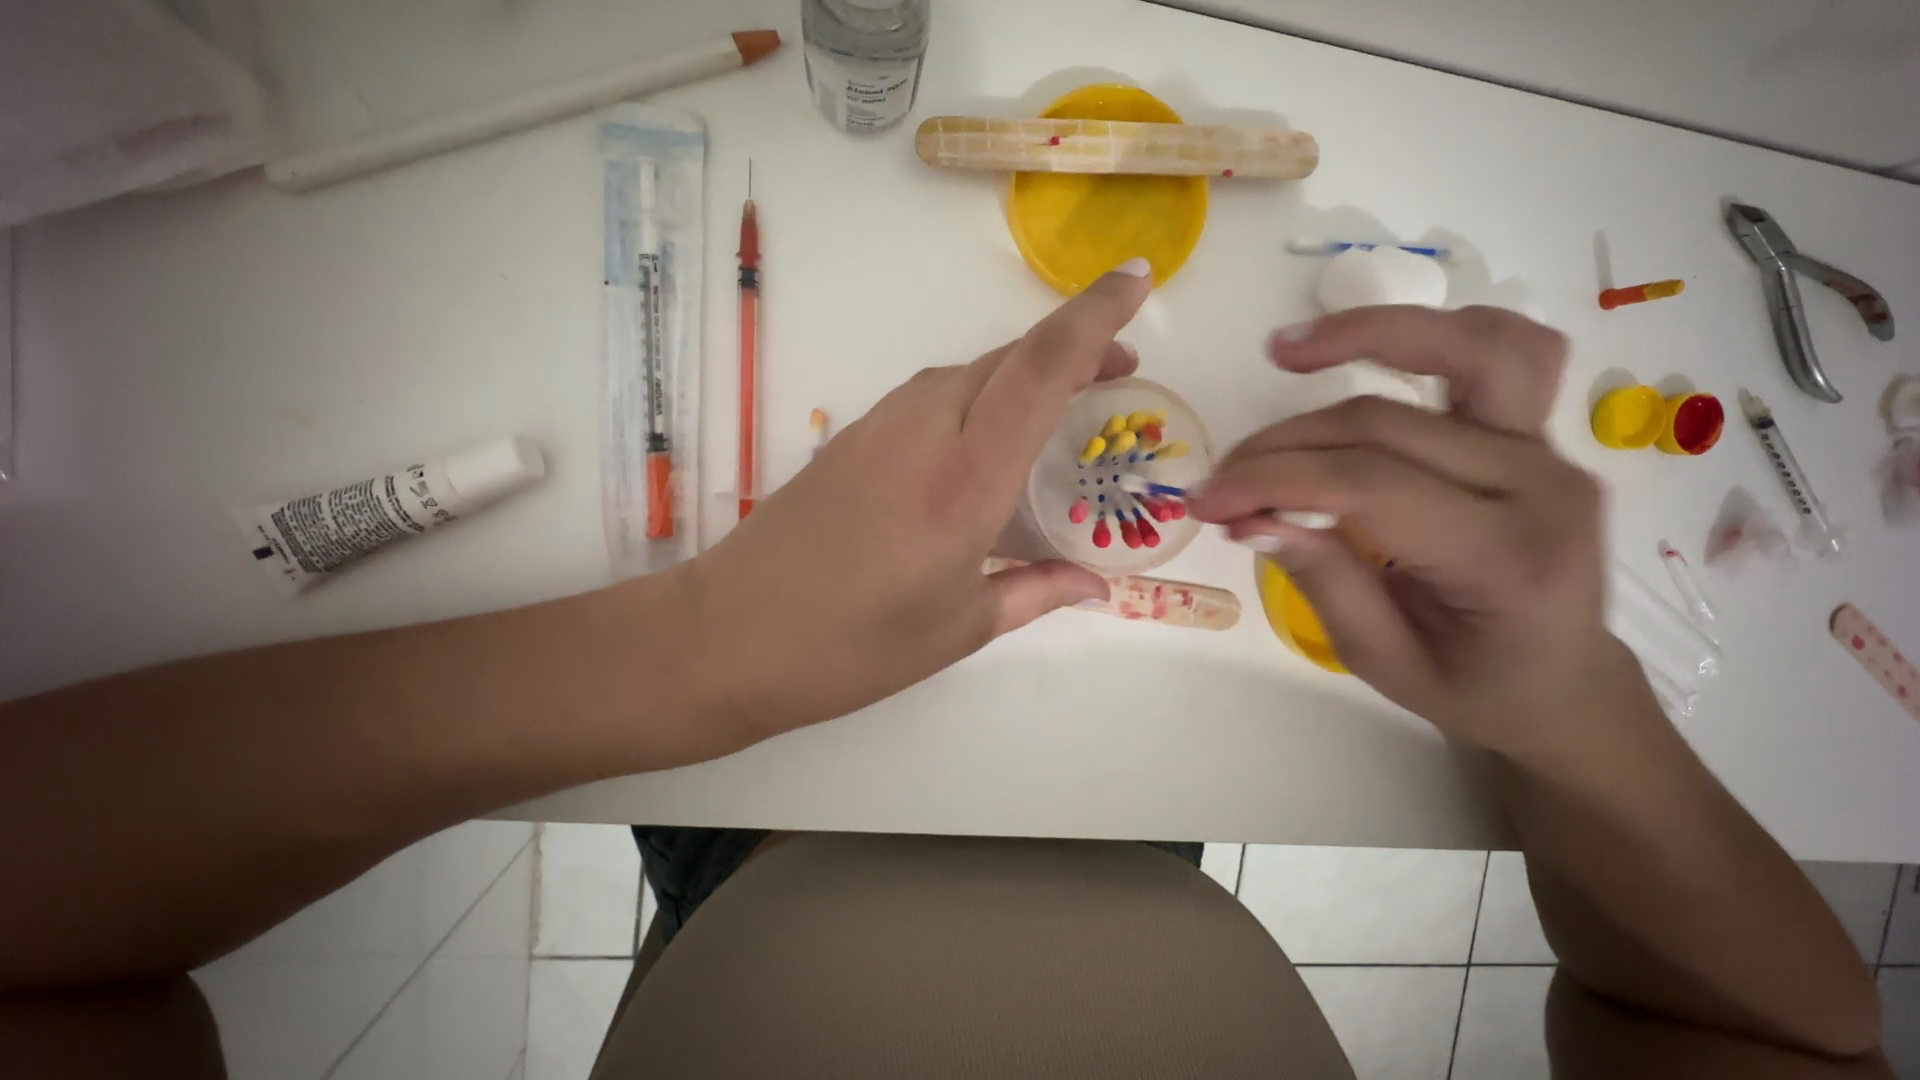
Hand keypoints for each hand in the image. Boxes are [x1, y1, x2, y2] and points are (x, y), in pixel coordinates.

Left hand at [681, 263, 1152, 744]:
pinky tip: (984, 439)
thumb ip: (1036, 592)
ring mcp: (877, 428)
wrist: (726, 638)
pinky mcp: (849, 438)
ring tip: (1061, 406)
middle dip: (1073, 346)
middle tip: (1119, 374)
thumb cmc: (851, 648)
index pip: (1041, 369)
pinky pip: (929, 395)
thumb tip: (1097, 585)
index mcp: (963, 482)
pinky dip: (976, 396)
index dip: (1097, 316)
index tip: (1139, 277)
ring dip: (1021, 372)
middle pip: (1008, 358)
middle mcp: (922, 433)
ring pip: (966, 371)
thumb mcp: (959, 629)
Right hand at [1187, 306, 1644, 758]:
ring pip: (1469, 350)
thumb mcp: (1382, 661)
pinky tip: (1370, 346)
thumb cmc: (1473, 688)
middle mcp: (1541, 487)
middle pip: (1387, 424)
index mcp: (1506, 558)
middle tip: (1220, 480)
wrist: (1563, 686)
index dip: (1272, 479)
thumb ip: (1322, 581)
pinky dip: (1435, 335)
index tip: (1204, 501)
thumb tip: (1250, 517)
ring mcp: (1551, 450)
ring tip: (1286, 349)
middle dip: (1283, 445)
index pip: (1368, 484)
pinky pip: (1504, 352)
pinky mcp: (1541, 434)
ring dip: (1372, 333)